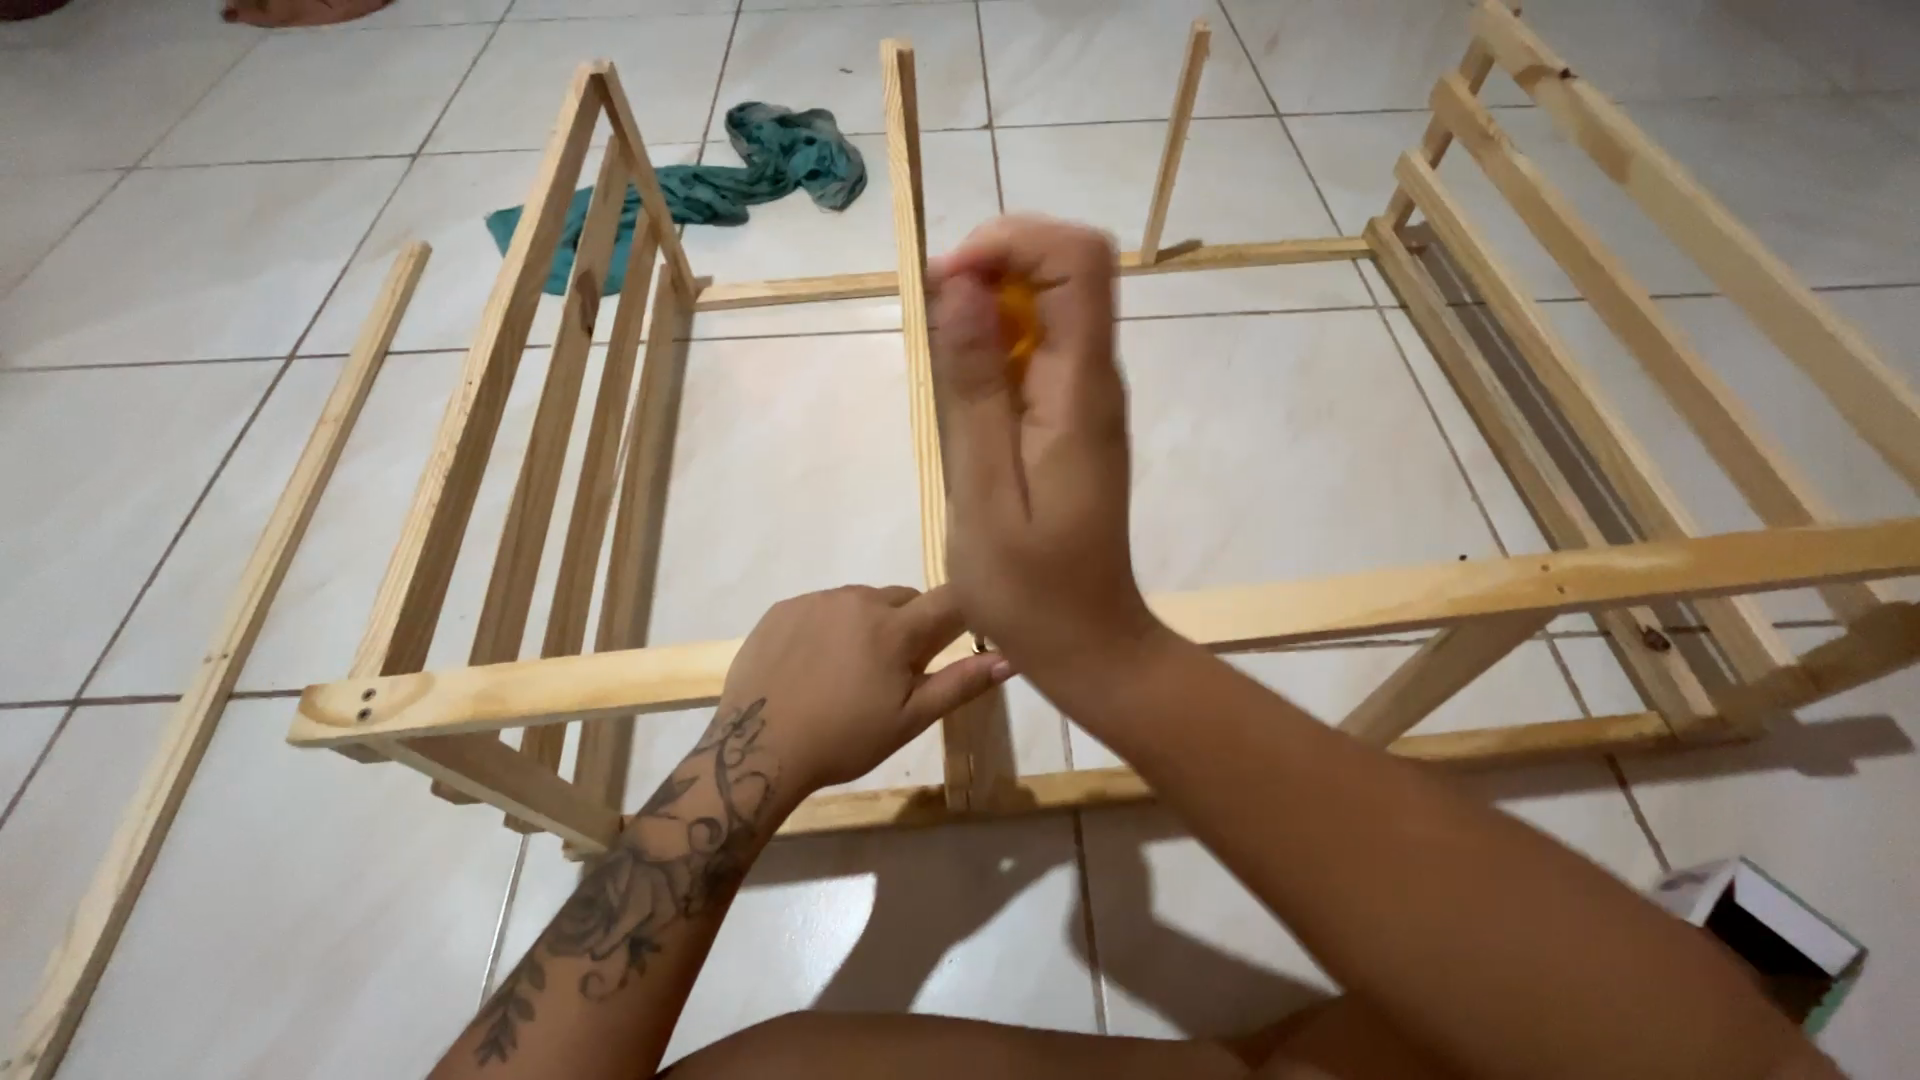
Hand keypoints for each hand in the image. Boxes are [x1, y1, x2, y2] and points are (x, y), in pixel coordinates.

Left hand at [718, 585, 1008, 791]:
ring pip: (862, 601)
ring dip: (870, 624)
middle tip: (895, 672)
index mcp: (895, 627)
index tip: (965, 632)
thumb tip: (1012, 657)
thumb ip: (962, 683)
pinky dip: (830, 625)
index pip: (949, 598)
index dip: (965, 610)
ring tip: (850, 671)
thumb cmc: (844, 740)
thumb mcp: (910, 720)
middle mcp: (858, 600)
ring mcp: (816, 600)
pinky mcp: (782, 608)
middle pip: (904, 599)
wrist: (758, 749)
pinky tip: (815, 664)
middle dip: (911, 625)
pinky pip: (823, 606)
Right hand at [927, 216, 1163, 682]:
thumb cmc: (1029, 588)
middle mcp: (1096, 380)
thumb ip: (973, 387)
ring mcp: (1089, 399)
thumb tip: (958, 286)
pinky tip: (964, 399)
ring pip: (1049, 307)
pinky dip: (994, 350)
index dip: (1010, 243)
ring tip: (940, 367)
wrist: (1086, 641)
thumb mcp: (983, 490)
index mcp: (1082, 391)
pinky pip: (1038, 353)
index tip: (945, 285)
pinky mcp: (1072, 420)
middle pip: (1064, 270)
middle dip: (991, 270)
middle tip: (932, 325)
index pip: (1078, 259)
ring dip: (987, 310)